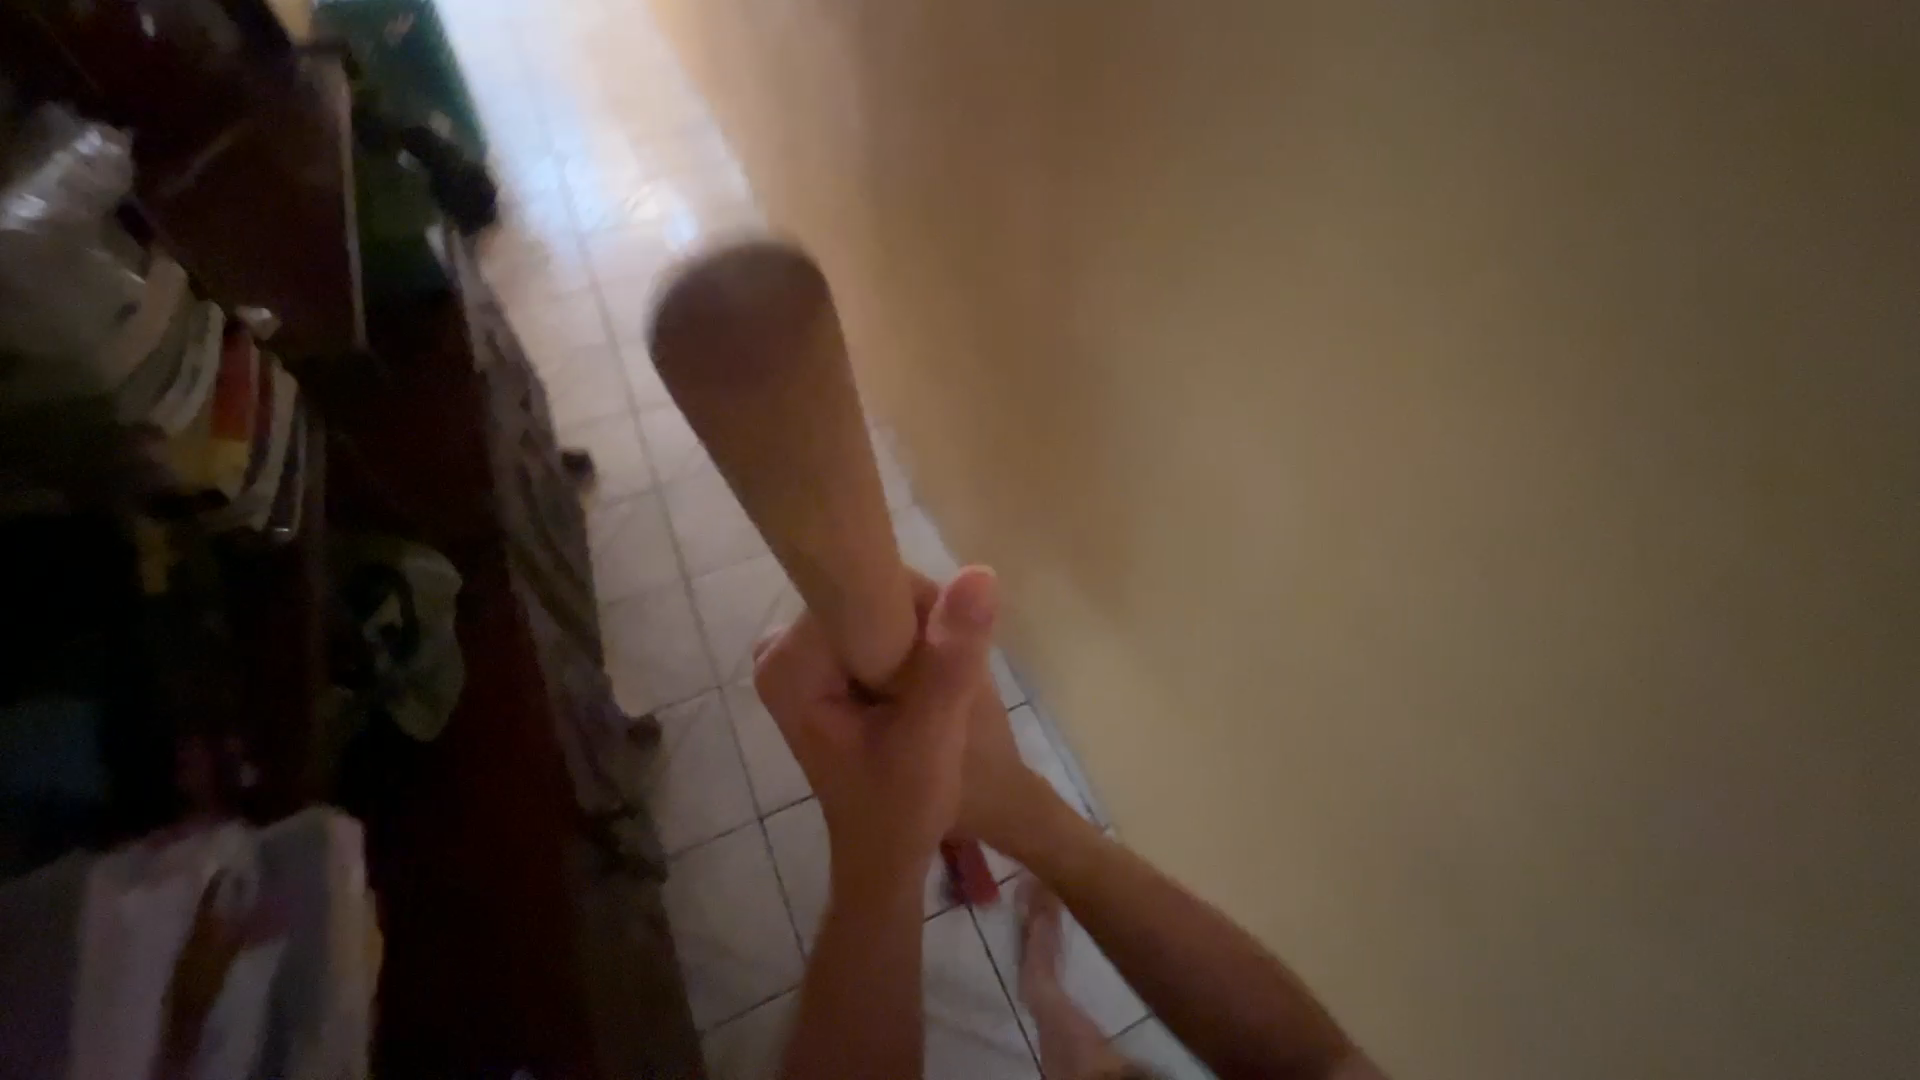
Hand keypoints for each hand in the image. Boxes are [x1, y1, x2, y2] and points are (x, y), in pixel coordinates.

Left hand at [754, 566, 999, 896]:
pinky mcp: (823, 659)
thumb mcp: (934, 736)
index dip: (926, 621)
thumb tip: (980, 572)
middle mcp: (782, 645)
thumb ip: (952, 659)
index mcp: (790, 659)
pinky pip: (881, 625)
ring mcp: (800, 651)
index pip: (875, 590)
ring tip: (925, 701)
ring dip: (922, 645)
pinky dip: (912, 652)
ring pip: (885, 608)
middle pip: (878, 595)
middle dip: (923, 637)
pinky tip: (914, 693)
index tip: (939, 676)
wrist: (886, 850)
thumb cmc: (902, 806)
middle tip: (934, 698)